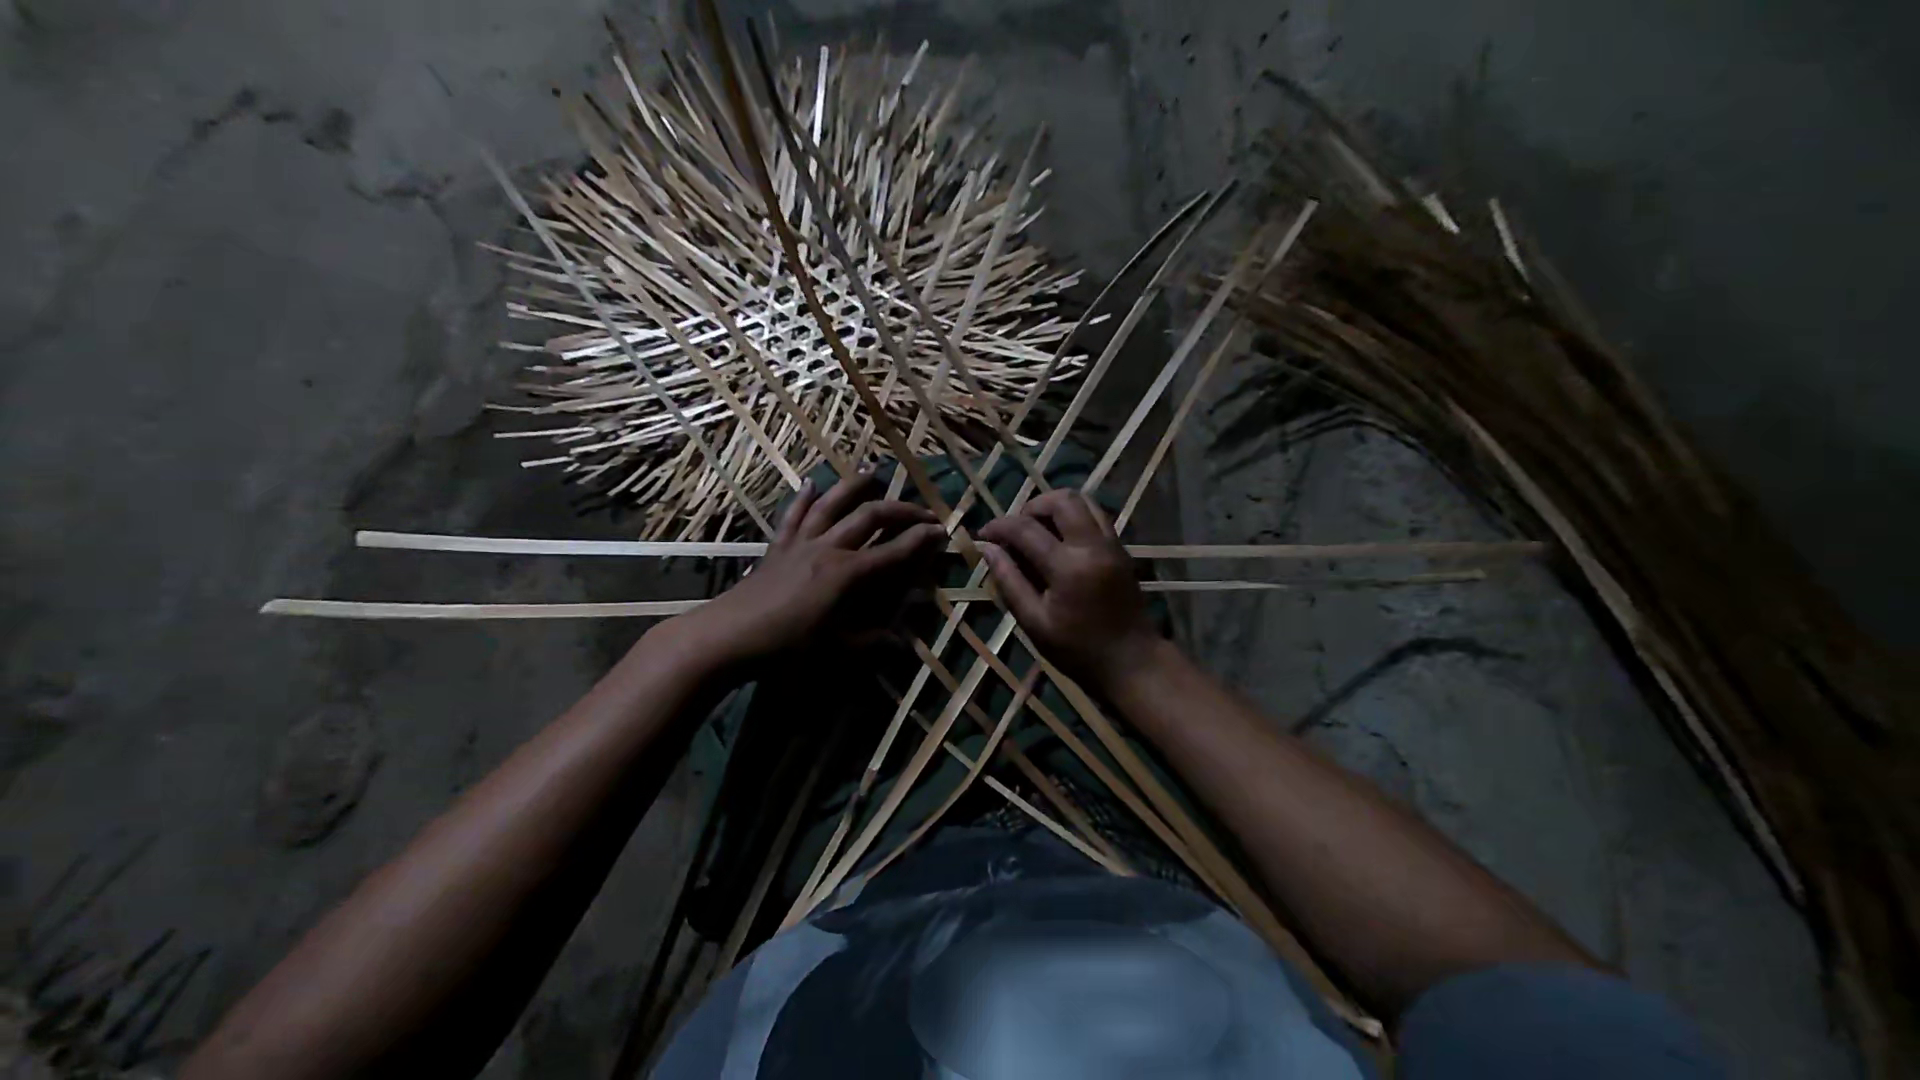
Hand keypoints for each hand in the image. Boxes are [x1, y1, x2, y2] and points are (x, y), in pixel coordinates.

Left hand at [666, 472, 945, 673]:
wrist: (727, 637)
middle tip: (923, 509)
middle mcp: (827, 548)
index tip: (942, 529)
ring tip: (873, 472)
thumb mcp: (835, 650)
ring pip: (832, 505)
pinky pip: (793, 516)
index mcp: (846, 574)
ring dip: (855, 487)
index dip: (920, 540)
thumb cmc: (784, 647)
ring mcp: (800, 543)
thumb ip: (871, 642)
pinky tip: (811, 483)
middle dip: (900, 510)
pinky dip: (803, 498)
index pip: (893, 551)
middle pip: (869, 517)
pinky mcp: (778, 547)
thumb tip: (905, 643)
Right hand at [976, 489, 1162, 692]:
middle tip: (1015, 529)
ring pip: (1084, 501)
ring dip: (1055, 507)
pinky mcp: (1122, 548)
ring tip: (1037, 529)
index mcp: (1068, 567)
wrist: (1132, 661)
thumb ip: (1009, 582)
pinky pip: (1096, 515)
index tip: (984, 534)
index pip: (1026, 528)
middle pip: (1061, 500)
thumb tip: (988, 549)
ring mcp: (1112, 544)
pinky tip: (1060, 539)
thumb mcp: (1034, 622)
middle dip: (1032, 507)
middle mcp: (1093, 545)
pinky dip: (1074, 516)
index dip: (999, 526)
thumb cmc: (1078, 649)